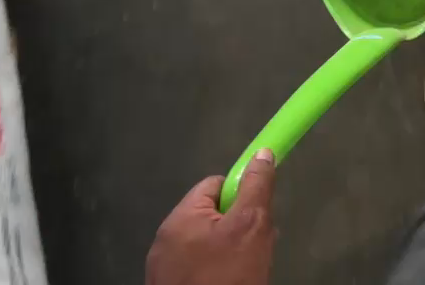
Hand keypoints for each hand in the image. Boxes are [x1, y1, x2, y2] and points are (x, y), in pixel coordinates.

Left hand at [147, 149, 278, 284]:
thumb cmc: (228, 277)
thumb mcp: (251, 225)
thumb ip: (257, 185)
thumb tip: (261, 153)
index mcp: (179, 219)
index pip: (216, 184)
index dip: (241, 194)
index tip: (256, 214)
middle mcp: (164, 241)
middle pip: (212, 213)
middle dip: (239, 223)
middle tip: (256, 243)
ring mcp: (163, 271)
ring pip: (207, 242)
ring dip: (230, 247)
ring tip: (247, 267)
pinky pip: (197, 266)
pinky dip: (217, 269)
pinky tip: (232, 281)